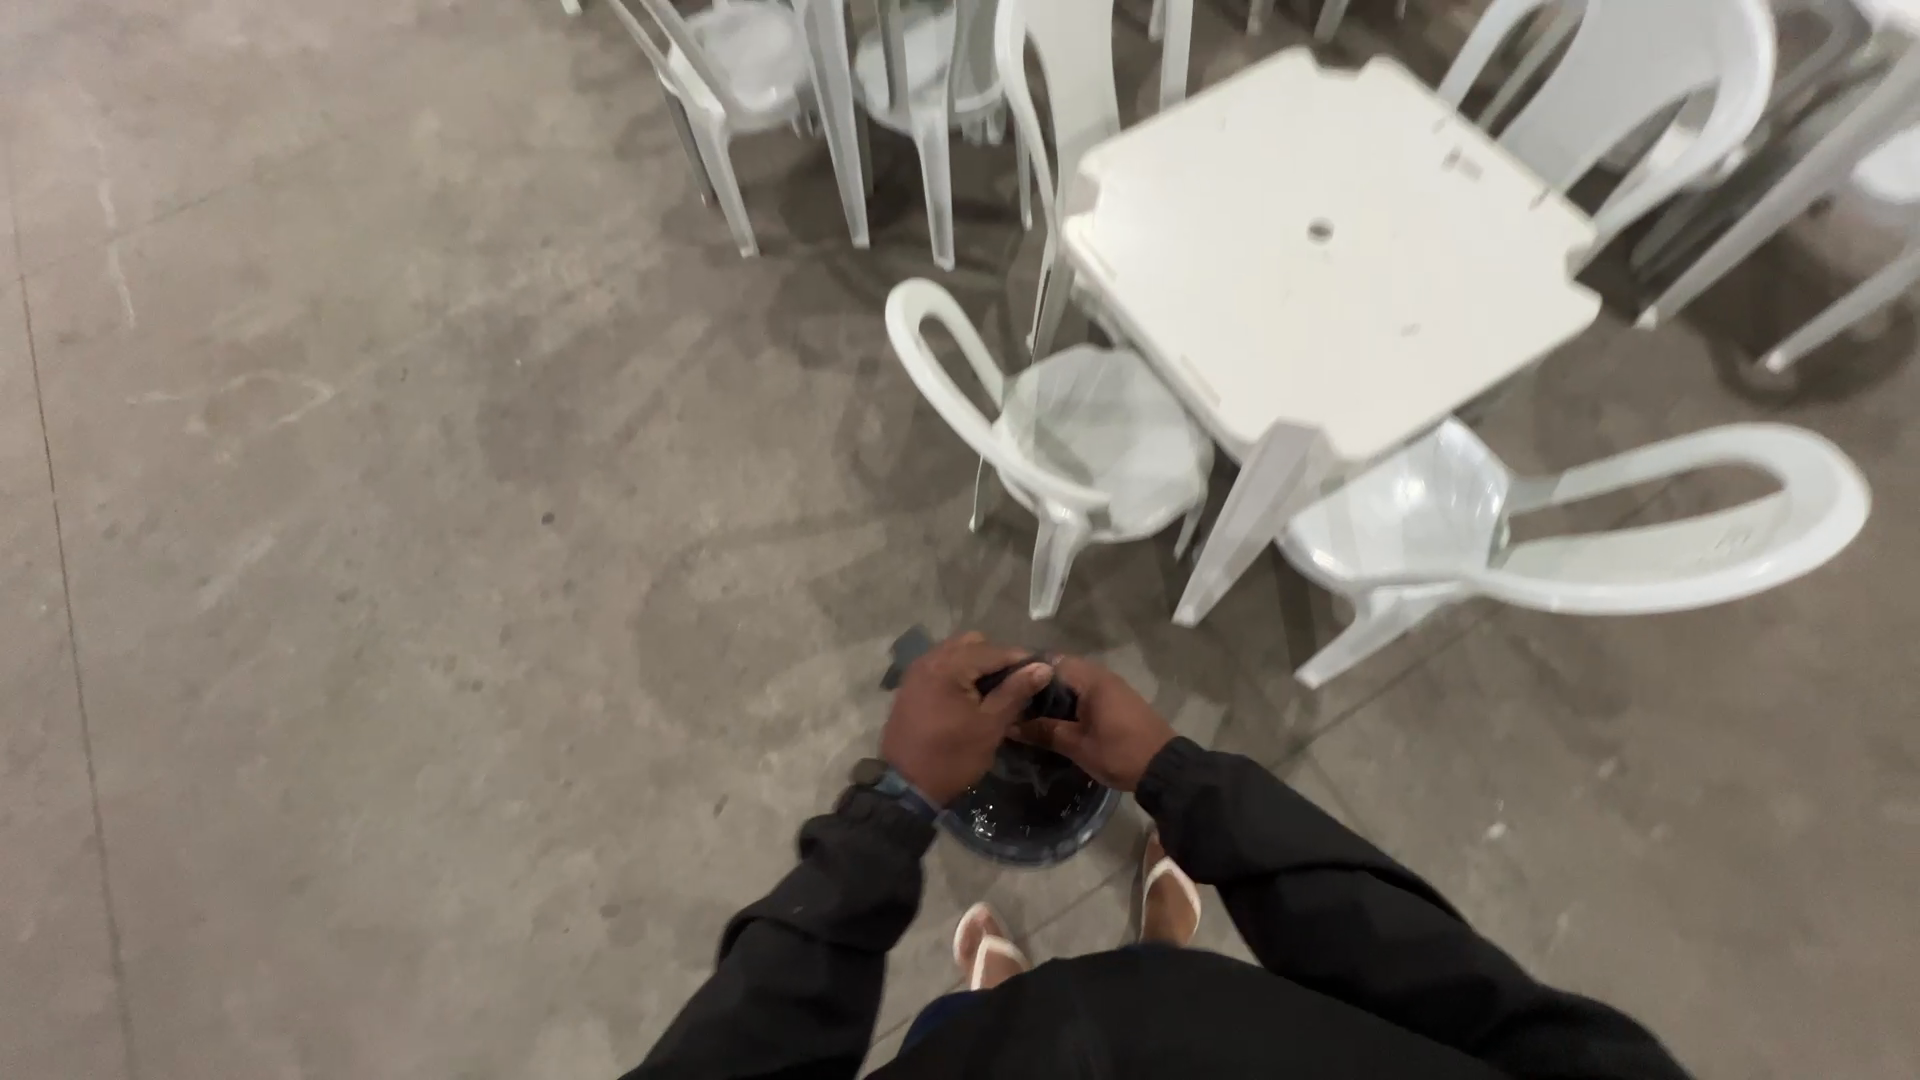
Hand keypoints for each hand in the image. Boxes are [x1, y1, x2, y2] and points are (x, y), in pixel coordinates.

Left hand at [882, 632, 1051, 805]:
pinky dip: (960, 673)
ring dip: (978, 665)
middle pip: (973, 643)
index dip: (1022, 660)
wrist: (905, 787)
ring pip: (957, 652)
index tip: (1042, 675)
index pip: (995, 650)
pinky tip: (972, 696)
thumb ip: (1016, 691)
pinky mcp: (912, 685)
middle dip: (997, 659)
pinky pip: (942, 665)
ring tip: (995, 692)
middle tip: (1014, 686)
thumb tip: (1043, 666)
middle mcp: (930, 658)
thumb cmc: (952, 757)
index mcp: (948, 665)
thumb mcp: (990, 725)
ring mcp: (917, 670)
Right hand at [1012, 656, 1173, 791]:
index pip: (1050, 662)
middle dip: (1037, 684)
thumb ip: (1043, 731)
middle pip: (1061, 670)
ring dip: (1053, 694)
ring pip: (1073, 682)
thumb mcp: (1077, 745)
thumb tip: (1010, 726)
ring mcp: (1111, 686)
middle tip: (1013, 702)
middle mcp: (1101, 675)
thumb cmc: (1119, 753)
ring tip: (1028, 711)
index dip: (1026, 672)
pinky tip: (1053, 718)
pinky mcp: (1116, 700)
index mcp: (1091, 679)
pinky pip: (1085, 691)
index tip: (1005, 687)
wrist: (1165, 769)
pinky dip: (1068, 700)